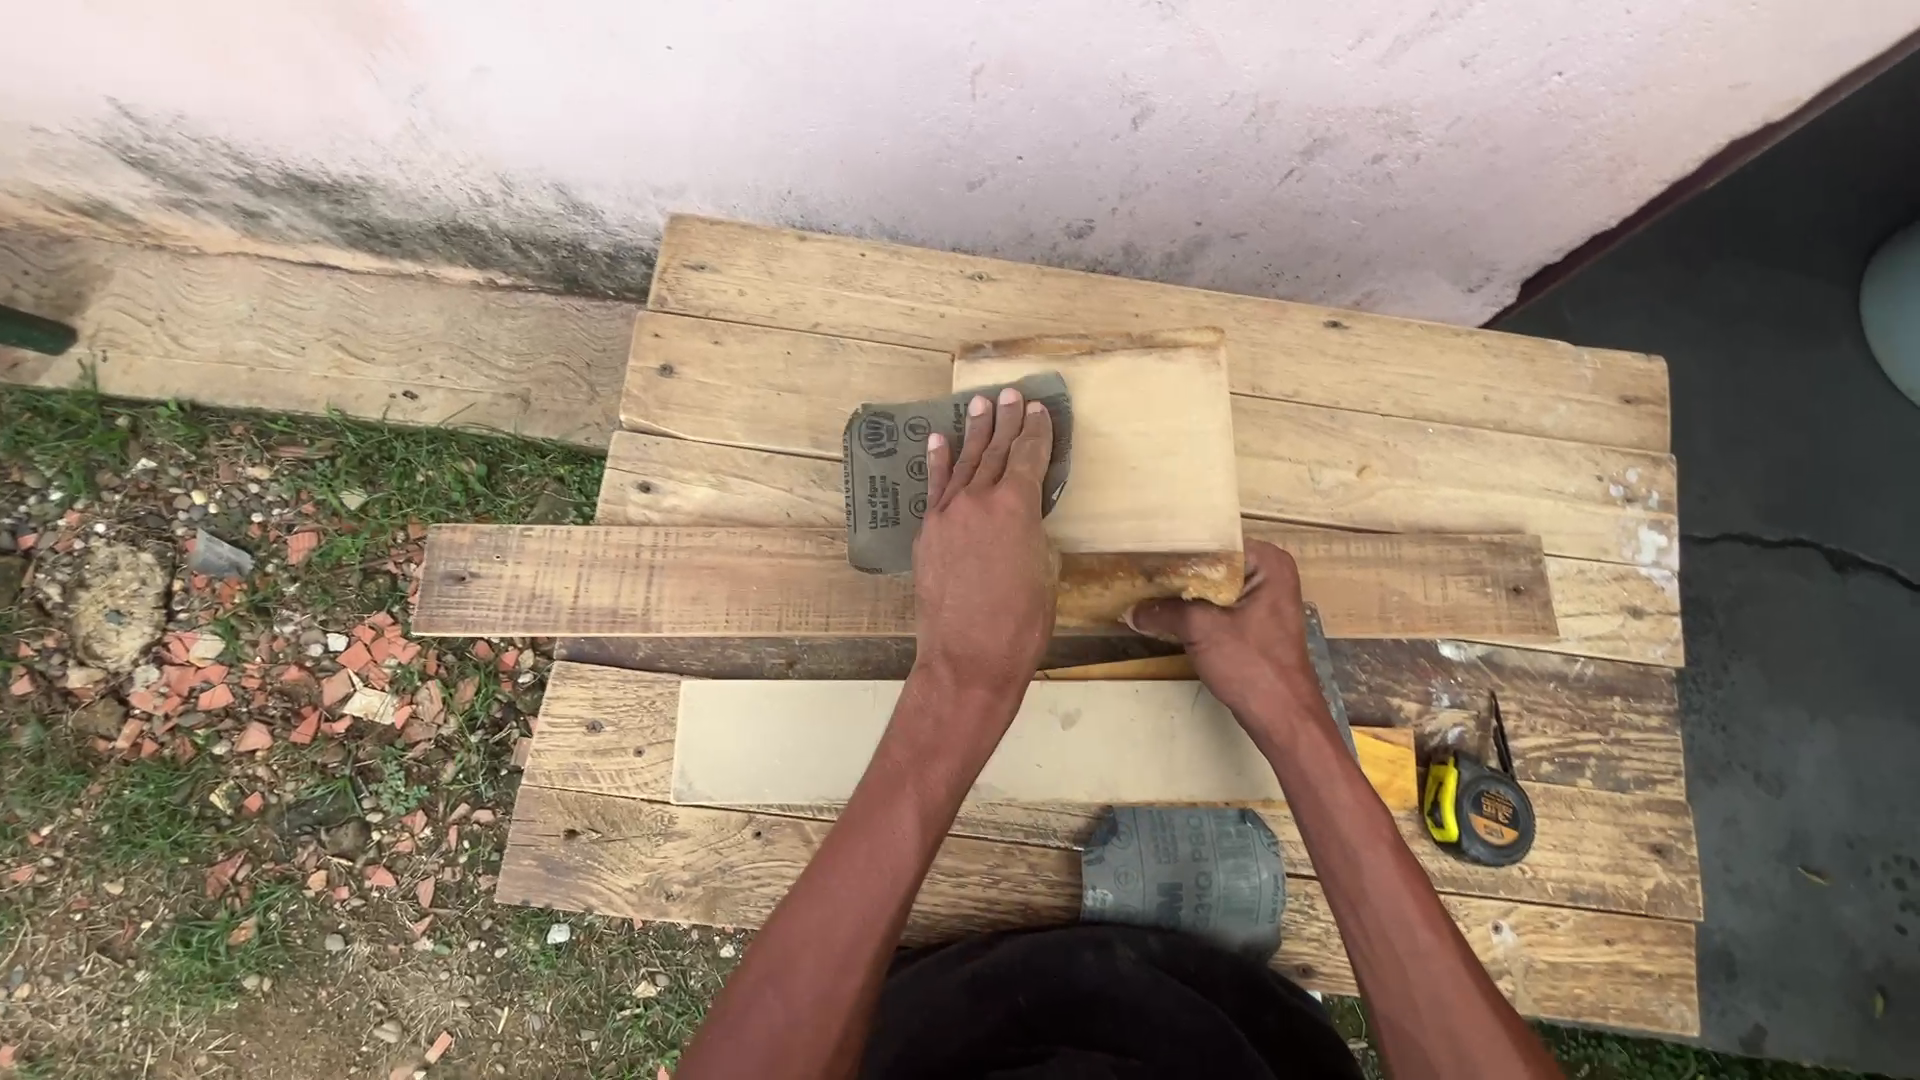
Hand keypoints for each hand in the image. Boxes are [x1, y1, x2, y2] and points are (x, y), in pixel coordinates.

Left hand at [910, 387, 1058, 699]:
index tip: (1040, 409)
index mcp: (1017, 508)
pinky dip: (939, 463)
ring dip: (974, 433)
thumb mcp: (1045, 574)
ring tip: (980, 405)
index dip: (1037, 432)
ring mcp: (947, 515)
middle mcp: (978, 501)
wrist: (967, 659)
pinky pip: (935, 489)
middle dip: (1006, 422)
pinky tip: (940, 440)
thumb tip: (1025, 522)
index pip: (1029, 457)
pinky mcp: (928, 534)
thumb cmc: (1021, 625)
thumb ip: (1035, 536)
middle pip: (996, 452)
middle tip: (1011, 394)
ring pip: (965, 464)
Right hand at [1125, 541, 1327, 730]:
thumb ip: (1164, 611)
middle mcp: (1269, 573)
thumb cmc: (1252, 666)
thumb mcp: (1201, 630)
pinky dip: (1192, 608)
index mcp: (1267, 562)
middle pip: (1212, 562)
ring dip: (1182, 591)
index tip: (1143, 549)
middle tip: (1136, 567)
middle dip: (1176, 570)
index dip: (1178, 547)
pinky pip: (1216, 604)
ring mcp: (1262, 598)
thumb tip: (1131, 609)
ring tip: (1143, 586)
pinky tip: (1162, 610)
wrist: (1281, 716)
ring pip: (1211, 585)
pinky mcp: (1252, 621)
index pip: (1214, 541)